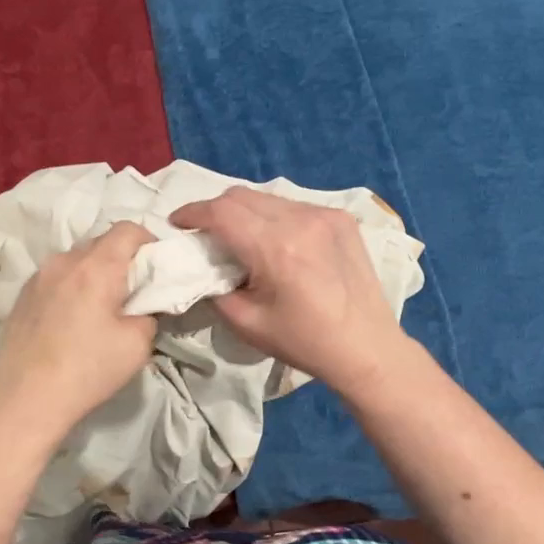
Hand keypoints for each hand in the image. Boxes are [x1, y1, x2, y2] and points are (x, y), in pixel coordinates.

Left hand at [0, 221, 159, 437]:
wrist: (25, 400)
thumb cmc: (87, 370)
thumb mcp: (137, 345)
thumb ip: (148, 313)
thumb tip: (143, 305)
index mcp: (96, 266)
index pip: (128, 229)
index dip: (148, 243)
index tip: (156, 270)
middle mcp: (64, 261)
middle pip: (101, 243)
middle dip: (122, 260)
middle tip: (133, 293)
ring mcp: (38, 277)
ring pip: (75, 260)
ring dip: (94, 274)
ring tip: (100, 309)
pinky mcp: (21, 296)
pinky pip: (55, 278)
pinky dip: (71, 287)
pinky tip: (72, 321)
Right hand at [169, 188, 409, 388]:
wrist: (367, 348)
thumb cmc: (304, 341)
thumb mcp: (246, 322)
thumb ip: (214, 288)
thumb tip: (201, 267)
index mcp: (275, 247)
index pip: (220, 211)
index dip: (191, 213)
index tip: (176, 223)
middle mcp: (300, 220)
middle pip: (241, 196)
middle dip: (214, 210)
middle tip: (203, 233)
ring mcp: (325, 215)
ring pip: (267, 198)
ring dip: (245, 212)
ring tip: (239, 237)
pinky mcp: (341, 219)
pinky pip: (294, 206)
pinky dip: (274, 217)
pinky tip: (276, 242)